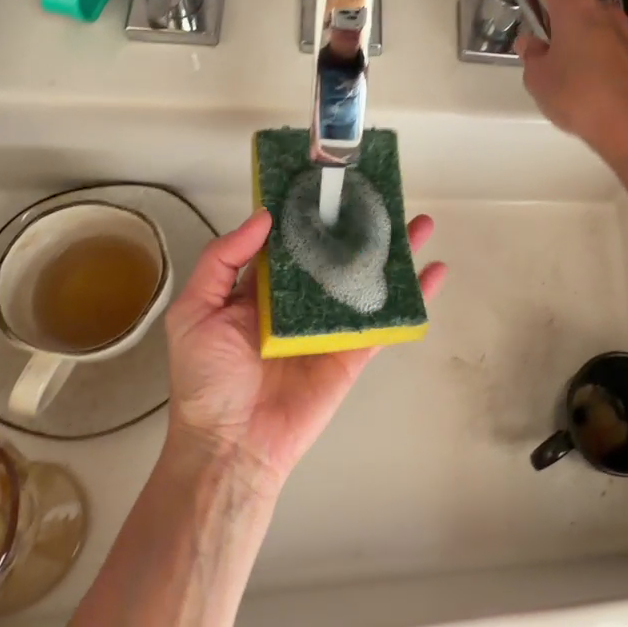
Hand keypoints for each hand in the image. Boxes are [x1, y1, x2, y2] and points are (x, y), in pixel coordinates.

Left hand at [160, 210, 445, 483]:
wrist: (232, 447)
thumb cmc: (207, 382)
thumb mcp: (194, 313)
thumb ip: (222, 260)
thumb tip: (265, 217)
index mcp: (262, 288)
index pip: (292, 240)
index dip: (310, 211)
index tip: (330, 180)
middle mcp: (300, 300)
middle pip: (337, 253)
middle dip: (361, 225)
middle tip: (384, 195)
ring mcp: (330, 324)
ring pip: (366, 279)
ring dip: (395, 252)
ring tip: (419, 222)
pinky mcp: (354, 350)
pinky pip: (386, 318)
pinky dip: (413, 297)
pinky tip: (433, 271)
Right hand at [516, 0, 627, 159]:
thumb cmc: (578, 95)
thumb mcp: (539, 79)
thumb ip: (533, 57)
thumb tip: (533, 43)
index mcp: (574, 9)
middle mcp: (603, 13)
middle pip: (577, 0)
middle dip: (560, 5)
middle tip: (544, 17)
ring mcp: (625, 34)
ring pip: (595, 23)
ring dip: (579, 31)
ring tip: (564, 52)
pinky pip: (608, 46)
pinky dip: (595, 52)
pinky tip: (587, 74)